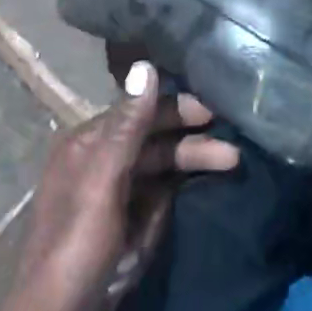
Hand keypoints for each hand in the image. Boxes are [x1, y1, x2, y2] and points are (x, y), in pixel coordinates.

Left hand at [0, 62, 240, 310]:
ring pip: (164, 164)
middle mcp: (102, 161)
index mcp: (89, 143)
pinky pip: (162, 192)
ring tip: (234, 161)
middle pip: (156, 138)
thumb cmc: (76, 246)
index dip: (178, 107)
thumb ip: (127, 126)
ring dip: (196, 160)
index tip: (216, 107)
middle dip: (194, 138)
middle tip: (235, 139)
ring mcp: (116, 194)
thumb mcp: (102, 183)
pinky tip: (211, 180)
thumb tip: (146, 64)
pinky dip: (185, 184)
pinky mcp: (128, 222)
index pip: (141, 111)